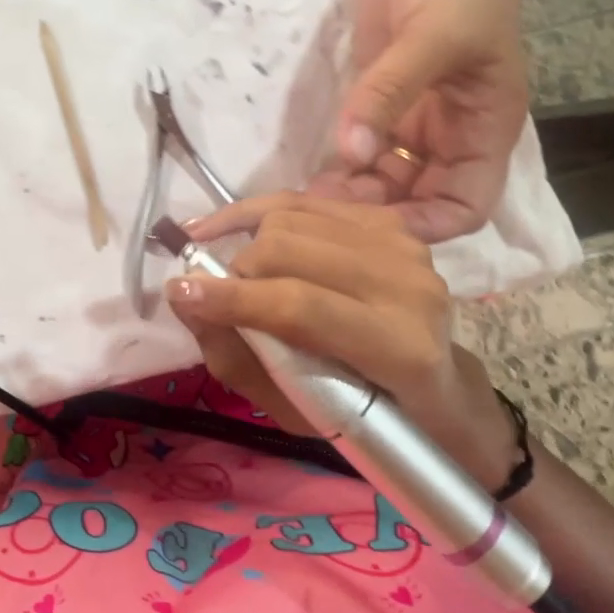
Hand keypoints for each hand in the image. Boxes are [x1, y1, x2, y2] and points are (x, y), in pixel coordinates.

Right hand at [169, 195, 515, 484]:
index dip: (235, 297)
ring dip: (249, 240)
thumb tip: (183, 297)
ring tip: (236, 269)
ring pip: (292, 216)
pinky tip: (245, 233)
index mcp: (397, 348)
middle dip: (239, 267)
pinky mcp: (391, 220)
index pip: (301, 307)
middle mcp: (409, 286)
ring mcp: (403, 245)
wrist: (434, 385)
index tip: (180, 292)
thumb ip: (235, 355)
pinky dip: (263, 214)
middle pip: (290, 248)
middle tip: (217, 291)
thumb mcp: (292, 409)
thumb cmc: (362, 412)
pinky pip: (306, 200)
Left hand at [325, 0, 534, 241]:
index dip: (422, 227)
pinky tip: (307, 170)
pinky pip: (363, 143)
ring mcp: (414, 116)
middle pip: (415, 199)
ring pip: (384, 176)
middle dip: (373, 213)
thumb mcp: (432, 36)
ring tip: (303, 199)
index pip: (463, 206)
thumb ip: (389, 95)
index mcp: (482, 130)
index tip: (368, 232)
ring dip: (350, 191)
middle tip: (317, 216)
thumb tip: (350, 154)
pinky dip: (341, 161)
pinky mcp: (382, 95)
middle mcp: (449, 134)